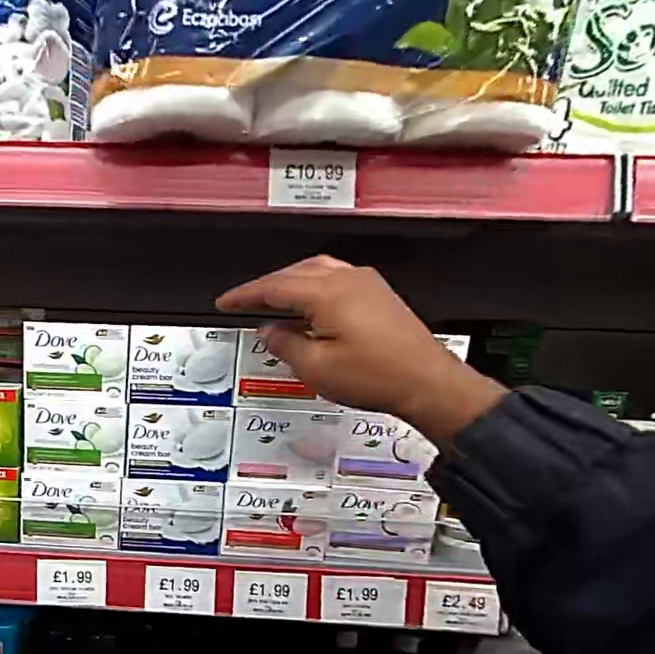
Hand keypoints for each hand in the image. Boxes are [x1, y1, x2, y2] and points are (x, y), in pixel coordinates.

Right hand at [216, 256, 506, 444]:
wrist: (427, 383)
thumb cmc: (379, 376)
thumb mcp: (316, 368)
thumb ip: (285, 344)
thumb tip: (269, 331)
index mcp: (328, 294)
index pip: (274, 287)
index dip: (245, 295)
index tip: (227, 301)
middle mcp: (348, 281)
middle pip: (294, 273)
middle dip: (264, 287)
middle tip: (243, 301)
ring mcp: (366, 284)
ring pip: (315, 270)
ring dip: (288, 282)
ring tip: (271, 300)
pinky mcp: (377, 294)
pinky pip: (334, 278)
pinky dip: (310, 285)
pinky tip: (306, 304)